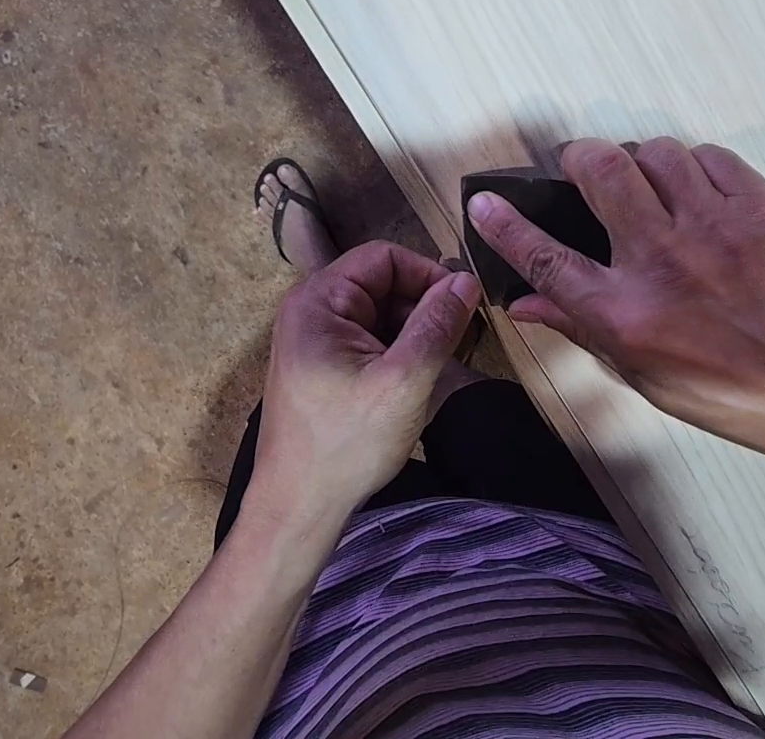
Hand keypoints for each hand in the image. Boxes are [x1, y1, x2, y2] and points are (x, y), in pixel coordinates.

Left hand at [248, 241, 482, 522]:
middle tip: (459, 342)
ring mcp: (314, 338)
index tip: (464, 306)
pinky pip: (369, 340)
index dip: (428, 274)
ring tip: (438, 367)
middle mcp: (311, 310)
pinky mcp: (322, 365)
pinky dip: (398, 352)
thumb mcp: (404, 381)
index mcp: (319, 300)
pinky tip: (416, 382)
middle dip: (423, 307)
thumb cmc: (346, 444)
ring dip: (414, 333)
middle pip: (381, 283)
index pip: (384, 257)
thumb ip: (437, 325)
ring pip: (380, 314)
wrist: (298, 507)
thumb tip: (466, 280)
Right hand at [465, 137, 764, 468]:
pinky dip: (695, 167)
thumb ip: (582, 328)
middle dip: (580, 158)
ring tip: (652, 186)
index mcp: (626, 314)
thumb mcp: (644, 375)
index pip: (545, 258)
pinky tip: (701, 194)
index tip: (485, 203)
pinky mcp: (763, 207)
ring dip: (642, 162)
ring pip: (655, 153)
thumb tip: (526, 304)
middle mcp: (663, 262)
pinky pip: (710, 157)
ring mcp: (716, 228)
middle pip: (599, 171)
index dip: (505, 226)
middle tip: (582, 167)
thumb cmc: (733, 392)